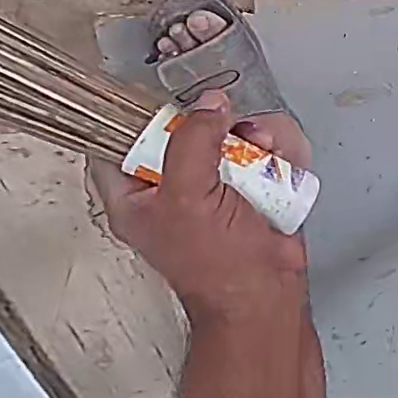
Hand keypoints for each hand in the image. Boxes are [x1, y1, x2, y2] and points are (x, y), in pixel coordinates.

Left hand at [90, 90, 308, 323]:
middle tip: (231, 131)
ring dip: (254, 136)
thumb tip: (209, 106)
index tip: (167, 102)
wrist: (267, 294)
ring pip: (229, 134)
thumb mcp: (188, 198)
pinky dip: (276, 150)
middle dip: (215, 124)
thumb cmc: (218, 269)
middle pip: (184, 128)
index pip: (117, 140)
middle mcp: (172, 187)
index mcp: (135, 196)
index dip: (136, 115)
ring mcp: (213, 184)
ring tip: (264, 150)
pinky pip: (261, 150)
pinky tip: (280, 162)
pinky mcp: (249, 186)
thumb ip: (192, 143)